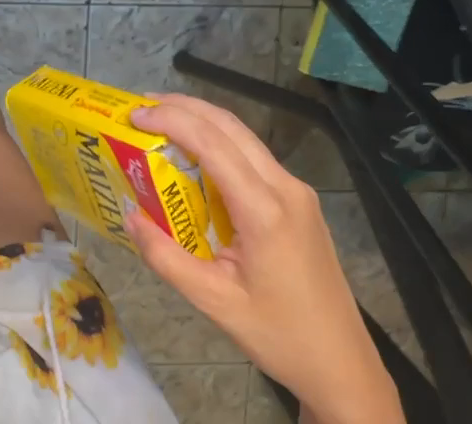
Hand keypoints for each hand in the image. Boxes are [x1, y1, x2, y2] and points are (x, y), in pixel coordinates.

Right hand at [124, 95, 402, 423]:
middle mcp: (285, 188)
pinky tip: (194, 155)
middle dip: (183, 107)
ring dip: (202, 120)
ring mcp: (297, 192)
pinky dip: (218, 144)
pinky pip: (253, 158)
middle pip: (230, 126)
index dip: (171, 121)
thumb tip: (128, 216)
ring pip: (244, 137)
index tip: (134, 115)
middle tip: (140, 107)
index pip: (213, 144)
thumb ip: (166, 257)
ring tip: (160, 119)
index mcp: (264, 211)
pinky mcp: (298, 201)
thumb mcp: (213, 302)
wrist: (342, 364)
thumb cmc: (278, 335)